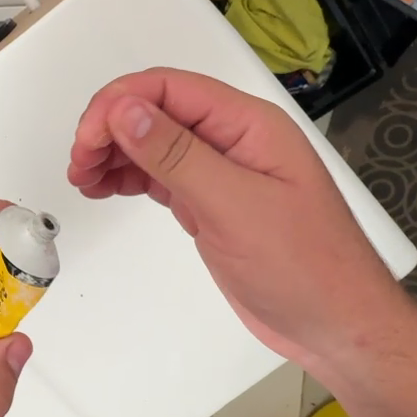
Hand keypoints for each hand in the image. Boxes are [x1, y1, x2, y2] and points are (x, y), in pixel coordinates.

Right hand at [66, 68, 401, 366]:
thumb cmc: (304, 267)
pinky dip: (128, 176)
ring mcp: (220, 170)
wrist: (337, 328)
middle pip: (156, 111)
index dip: (120, 103)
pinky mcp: (210, 201)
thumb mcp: (235, 206)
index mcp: (247, 124)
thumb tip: (125, 111)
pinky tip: (105, 187)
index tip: (87, 137)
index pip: (170, 88)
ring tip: (83, 178)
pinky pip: (159, 174)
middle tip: (79, 163)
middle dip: (111, 127)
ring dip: (113, 152)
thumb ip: (176, 155)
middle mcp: (231, 138)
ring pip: (152, 142)